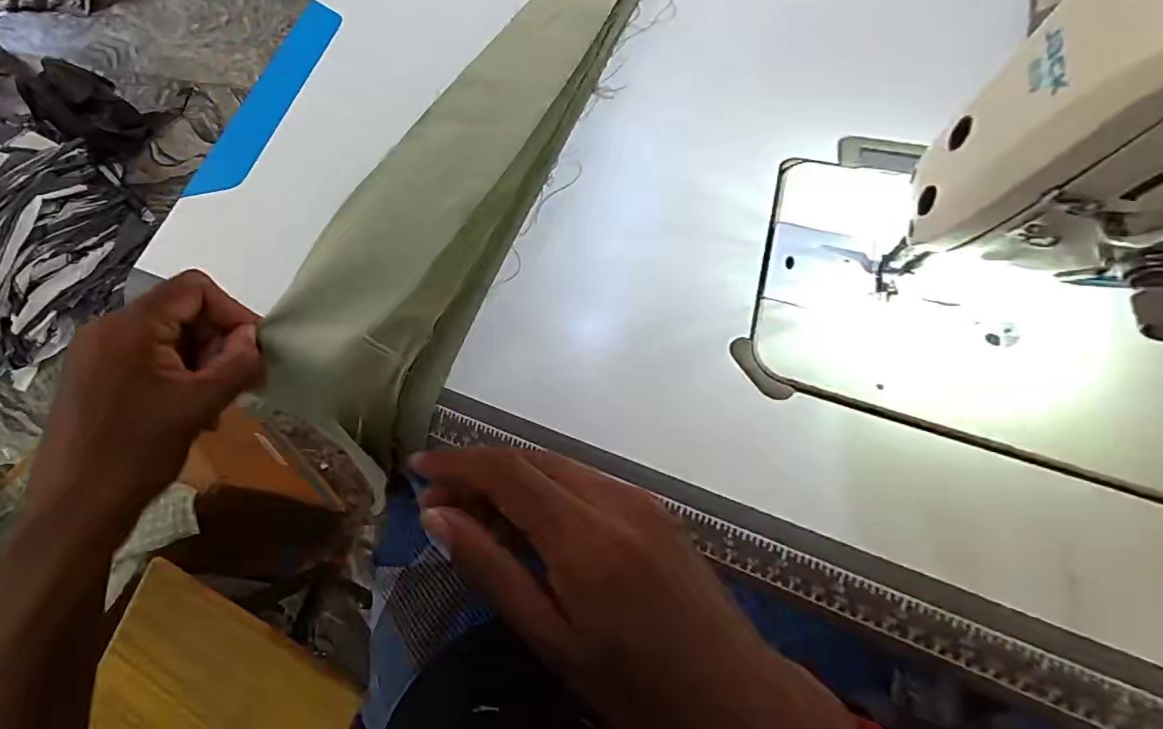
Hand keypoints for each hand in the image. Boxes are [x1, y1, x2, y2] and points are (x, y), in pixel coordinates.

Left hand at [25, 270, 262, 539]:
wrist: (70, 516)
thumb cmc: (134, 456)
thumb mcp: (197, 407)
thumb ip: (235, 365)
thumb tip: (252, 339)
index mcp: (130, 324)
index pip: (193, 288)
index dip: (231, 312)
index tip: (252, 350)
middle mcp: (106, 327)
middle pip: (177, 312)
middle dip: (212, 342)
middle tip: (231, 384)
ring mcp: (92, 352)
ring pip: (161, 338)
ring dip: (194, 363)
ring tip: (207, 407)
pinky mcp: (87, 377)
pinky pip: (140, 358)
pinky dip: (169, 375)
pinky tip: (180, 413)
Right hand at [411, 449, 851, 727]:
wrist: (744, 706)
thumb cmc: (637, 687)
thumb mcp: (552, 638)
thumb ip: (489, 568)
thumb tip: (435, 515)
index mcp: (587, 538)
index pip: (506, 471)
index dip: (456, 463)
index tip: (418, 469)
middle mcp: (613, 501)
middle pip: (526, 459)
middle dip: (476, 472)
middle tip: (441, 506)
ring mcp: (637, 499)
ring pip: (551, 465)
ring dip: (506, 479)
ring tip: (477, 519)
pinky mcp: (649, 507)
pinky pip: (578, 480)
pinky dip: (540, 490)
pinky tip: (527, 526)